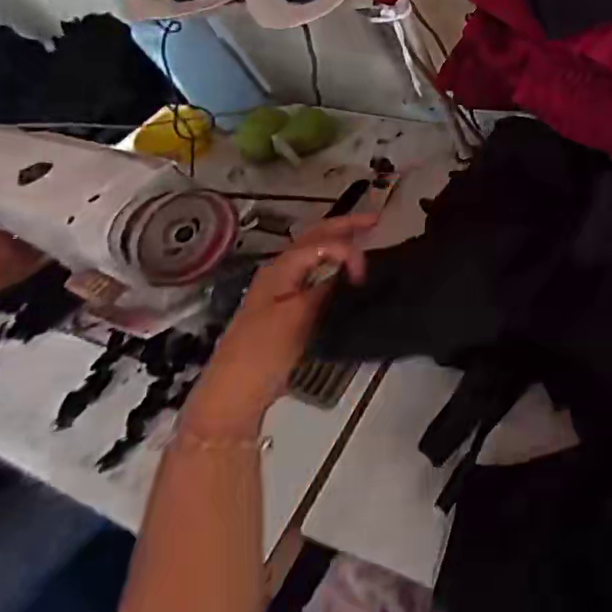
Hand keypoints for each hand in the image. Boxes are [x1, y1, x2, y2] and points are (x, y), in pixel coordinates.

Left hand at [185, 215, 376, 434]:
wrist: (235, 392)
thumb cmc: (264, 351)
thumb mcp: (299, 316)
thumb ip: (327, 288)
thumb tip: (350, 273)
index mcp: (281, 269)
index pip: (323, 244)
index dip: (349, 251)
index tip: (365, 275)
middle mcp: (280, 272)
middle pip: (315, 238)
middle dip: (345, 226)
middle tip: (376, 220)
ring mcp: (281, 290)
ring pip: (313, 254)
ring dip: (338, 242)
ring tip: (364, 238)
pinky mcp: (286, 308)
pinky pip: (314, 273)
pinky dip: (333, 264)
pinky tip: (345, 272)